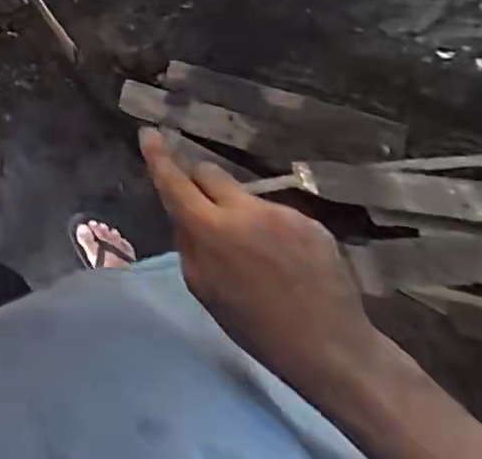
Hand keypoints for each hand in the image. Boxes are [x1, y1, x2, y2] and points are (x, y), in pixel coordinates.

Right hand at [140, 128, 379, 384]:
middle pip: (208, 172)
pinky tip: (284, 258)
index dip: (158, 154)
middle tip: (202, 202)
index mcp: (208, 228)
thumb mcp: (200, 283)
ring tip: (256, 249)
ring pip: (244, 196)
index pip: (173, 179)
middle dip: (199, 181)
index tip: (149, 132)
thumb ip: (188, 239)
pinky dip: (270, 228)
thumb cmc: (252, 323)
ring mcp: (282, 215)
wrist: (332, 350)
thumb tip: (184, 213)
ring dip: (238, 211)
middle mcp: (243, 211)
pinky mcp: (312, 224)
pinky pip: (276, 214)